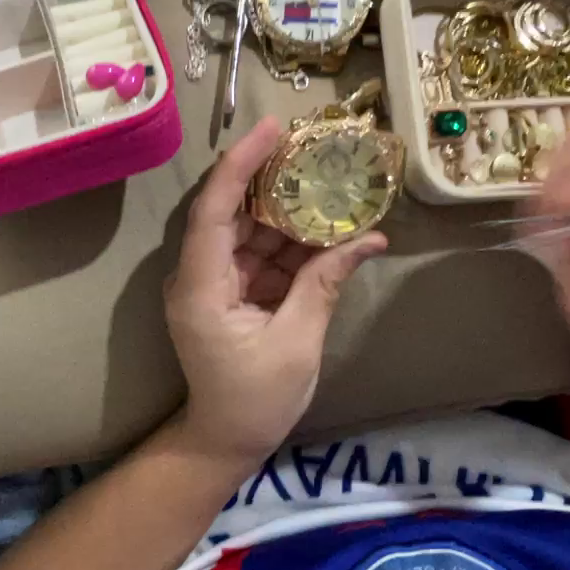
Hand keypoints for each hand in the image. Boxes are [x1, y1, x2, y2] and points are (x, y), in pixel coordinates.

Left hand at [164, 118, 386, 462]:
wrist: (226, 440)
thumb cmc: (255, 400)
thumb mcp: (297, 343)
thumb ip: (325, 284)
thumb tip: (371, 238)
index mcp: (201, 287)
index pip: (213, 210)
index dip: (240, 164)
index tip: (272, 128)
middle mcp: (199, 276)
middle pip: (232, 212)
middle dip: (272, 179)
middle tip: (314, 147)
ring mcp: (213, 283)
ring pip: (250, 231)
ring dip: (289, 212)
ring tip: (332, 181)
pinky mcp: (230, 292)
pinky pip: (260, 255)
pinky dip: (292, 244)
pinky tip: (329, 228)